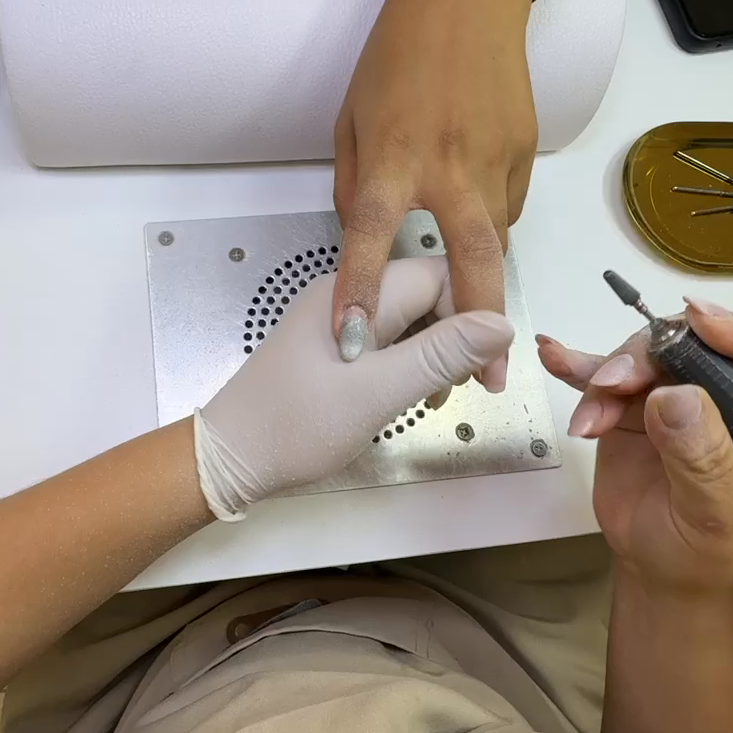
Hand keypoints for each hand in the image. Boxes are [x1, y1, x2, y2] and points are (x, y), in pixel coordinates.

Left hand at [195, 256, 512, 518]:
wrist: (229, 457)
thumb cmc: (296, 426)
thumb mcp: (375, 393)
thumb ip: (439, 356)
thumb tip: (503, 324)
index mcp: (353, 292)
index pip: (439, 275)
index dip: (475, 315)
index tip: (491, 369)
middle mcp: (346, 295)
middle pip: (426, 295)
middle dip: (458, 336)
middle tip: (471, 387)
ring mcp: (337, 321)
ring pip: (410, 321)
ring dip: (437, 354)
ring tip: (438, 398)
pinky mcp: (331, 348)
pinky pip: (387, 342)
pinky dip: (410, 366)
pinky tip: (411, 396)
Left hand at [332, 0, 539, 392]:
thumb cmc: (395, 54)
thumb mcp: (352, 120)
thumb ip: (357, 187)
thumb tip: (366, 240)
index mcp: (394, 159)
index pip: (370, 239)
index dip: (359, 295)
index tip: (353, 347)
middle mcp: (450, 167)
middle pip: (473, 261)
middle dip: (479, 328)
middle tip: (487, 380)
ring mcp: (498, 160)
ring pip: (496, 239)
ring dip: (484, 274)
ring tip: (473, 301)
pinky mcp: (528, 152)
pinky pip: (507, 206)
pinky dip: (489, 223)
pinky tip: (474, 213)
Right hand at [536, 299, 732, 596]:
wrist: (660, 568)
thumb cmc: (711, 552)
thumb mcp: (720, 516)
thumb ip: (704, 459)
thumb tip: (673, 395)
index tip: (701, 323)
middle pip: (705, 342)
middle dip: (655, 354)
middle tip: (614, 383)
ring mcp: (688, 392)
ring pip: (650, 353)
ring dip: (610, 375)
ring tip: (588, 418)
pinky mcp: (639, 401)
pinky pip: (609, 373)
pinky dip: (579, 366)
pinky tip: (554, 355)